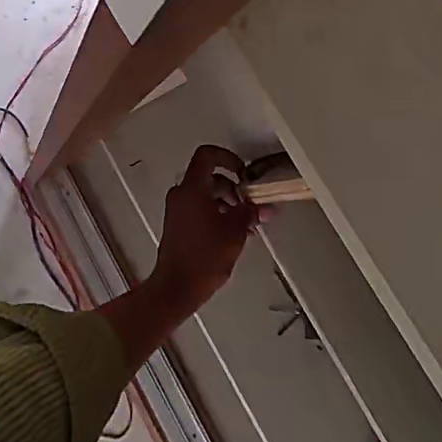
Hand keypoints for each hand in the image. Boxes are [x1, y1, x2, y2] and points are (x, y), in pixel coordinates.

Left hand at [149, 145, 258, 313]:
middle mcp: (181, 193)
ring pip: (206, 194)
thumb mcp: (234, 231)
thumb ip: (251, 213)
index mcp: (192, 188)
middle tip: (250, 205)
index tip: (244, 173)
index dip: (228, 158)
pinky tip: (232, 232)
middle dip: (233, 188)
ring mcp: (177, 208)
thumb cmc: (204, 256)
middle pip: (209, 177)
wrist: (177, 285)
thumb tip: (265, 207)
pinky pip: (199, 208)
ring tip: (245, 224)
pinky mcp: (177, 223)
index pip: (207, 155)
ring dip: (227, 203)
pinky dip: (216, 212)